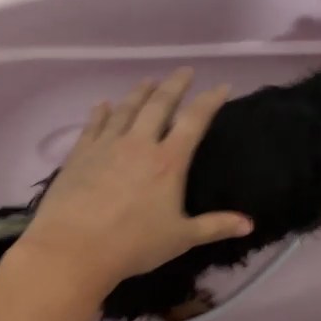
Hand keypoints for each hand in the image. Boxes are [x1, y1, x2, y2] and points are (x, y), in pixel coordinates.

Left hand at [14, 69, 251, 287]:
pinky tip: (104, 105)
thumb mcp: (181, 238)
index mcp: (168, 162)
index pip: (194, 121)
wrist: (72, 249)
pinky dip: (102, 112)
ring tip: (149, 80)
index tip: (223, 86)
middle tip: (185, 71)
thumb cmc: (133, 244)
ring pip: (126, 109)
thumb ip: (215, 227)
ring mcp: (106, 146)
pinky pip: (94, 125)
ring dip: (140, 92)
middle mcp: (139, 144)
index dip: (210, 100)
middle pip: (159, 104)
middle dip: (175, 85)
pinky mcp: (80, 155)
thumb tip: (248, 224)